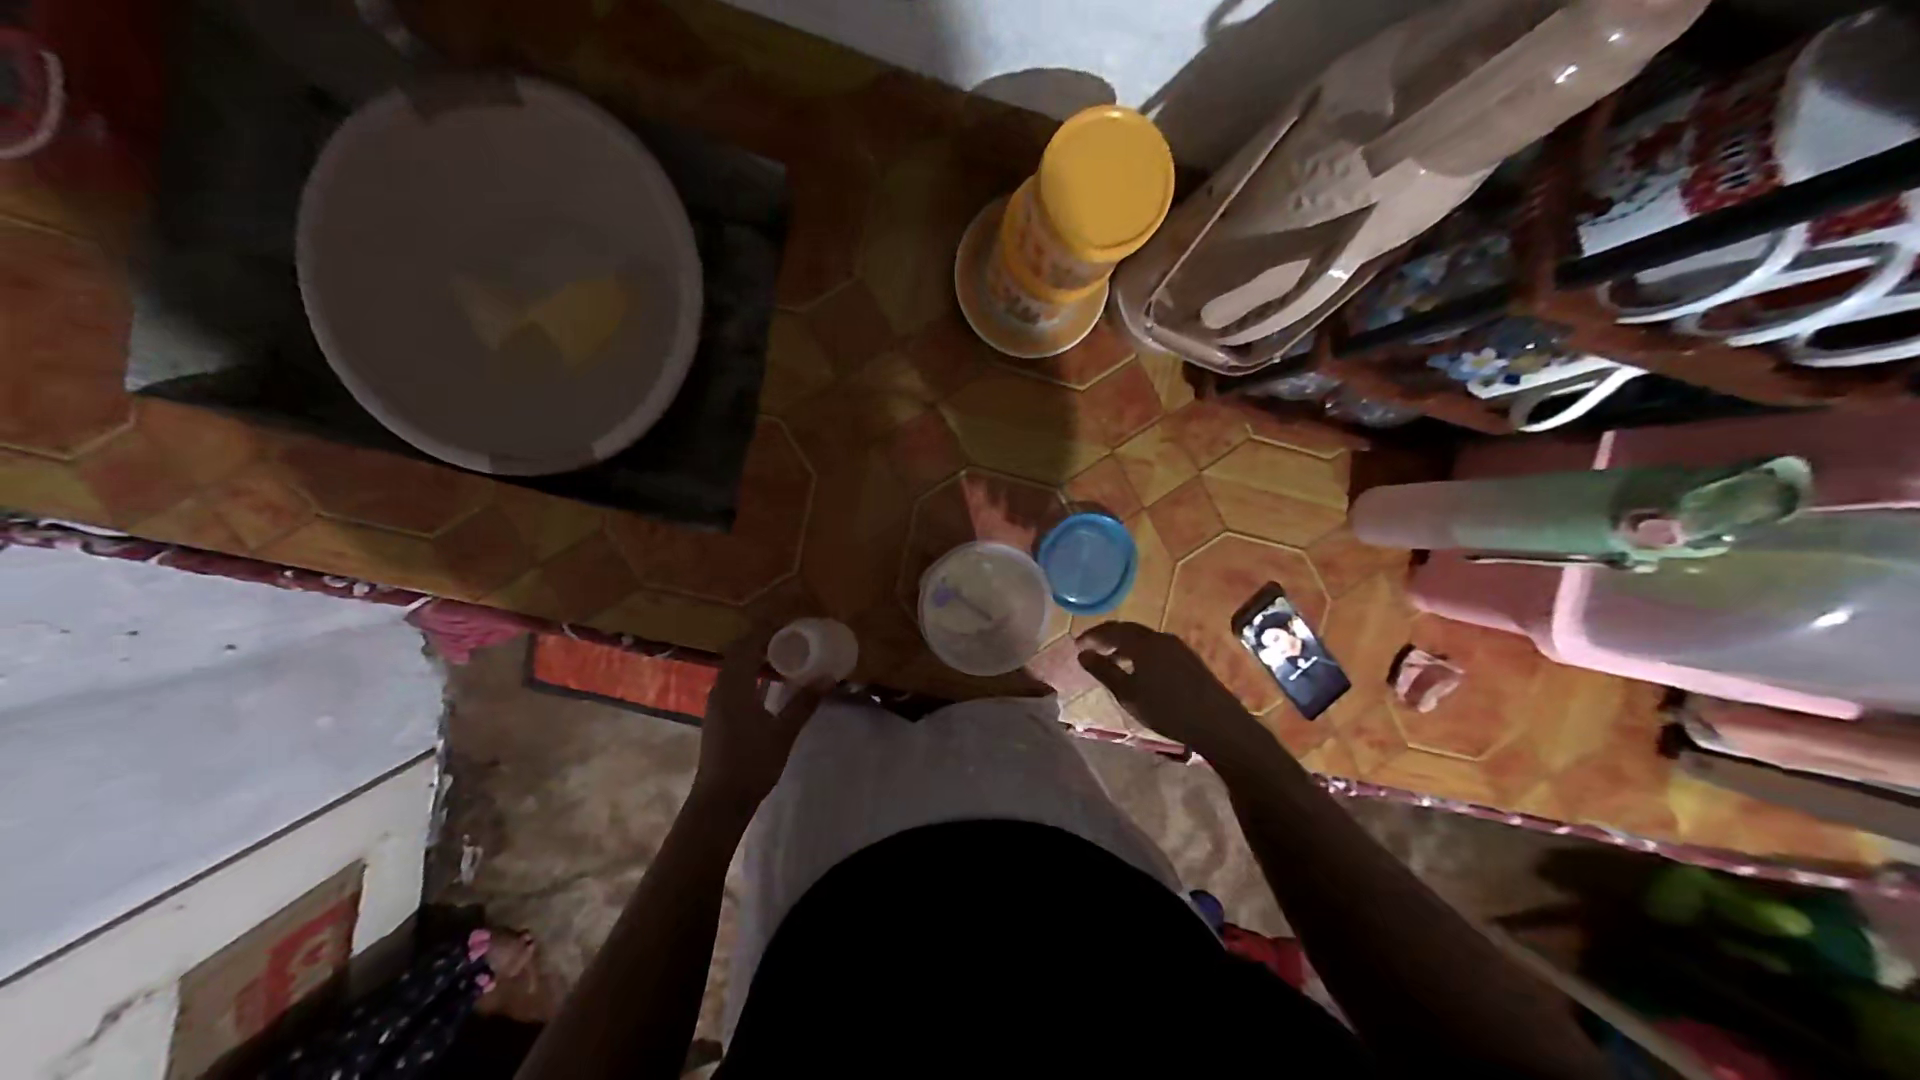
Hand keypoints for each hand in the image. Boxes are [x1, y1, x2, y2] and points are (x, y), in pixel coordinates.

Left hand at [692, 625, 825, 813]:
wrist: (720, 802)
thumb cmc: (751, 763)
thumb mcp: (783, 731)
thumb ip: (804, 702)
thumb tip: (828, 676)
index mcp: (733, 688)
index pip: (746, 646)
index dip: (764, 631)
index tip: (788, 623)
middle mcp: (721, 691)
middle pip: (738, 655)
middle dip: (762, 642)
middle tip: (790, 637)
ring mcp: (718, 706)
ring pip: (736, 672)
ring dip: (757, 660)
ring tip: (785, 656)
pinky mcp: (721, 719)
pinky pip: (737, 686)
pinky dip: (754, 678)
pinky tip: (772, 685)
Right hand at [1076, 622, 1274, 767]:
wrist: (1217, 724)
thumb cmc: (1166, 710)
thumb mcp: (1128, 694)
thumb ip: (1104, 671)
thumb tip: (1082, 654)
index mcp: (1144, 642)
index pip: (1111, 630)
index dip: (1092, 636)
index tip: (1077, 645)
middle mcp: (1161, 637)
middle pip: (1129, 631)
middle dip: (1108, 638)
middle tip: (1091, 649)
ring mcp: (1178, 647)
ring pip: (1144, 639)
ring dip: (1124, 646)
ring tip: (1112, 661)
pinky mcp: (1189, 659)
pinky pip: (1156, 647)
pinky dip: (1140, 652)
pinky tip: (1138, 670)